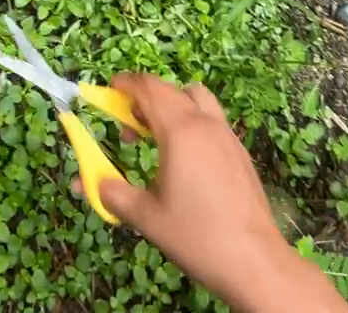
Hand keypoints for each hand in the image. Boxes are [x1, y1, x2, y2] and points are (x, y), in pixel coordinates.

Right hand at [93, 73, 347, 312]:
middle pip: (169, 89)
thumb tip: (89, 183)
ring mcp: (226, 135)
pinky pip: (211, 118)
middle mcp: (204, 123)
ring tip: (158, 136)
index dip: (125, 83)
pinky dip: (191, 121)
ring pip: (195, 98)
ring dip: (172, 104)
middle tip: (128, 124)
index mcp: (180, 131)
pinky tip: (186, 158)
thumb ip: (113, 193)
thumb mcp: (147, 217)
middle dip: (144, 98)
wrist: (257, 263)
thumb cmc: (198, 236)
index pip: (148, 88)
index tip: (109, 89)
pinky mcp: (240, 151)